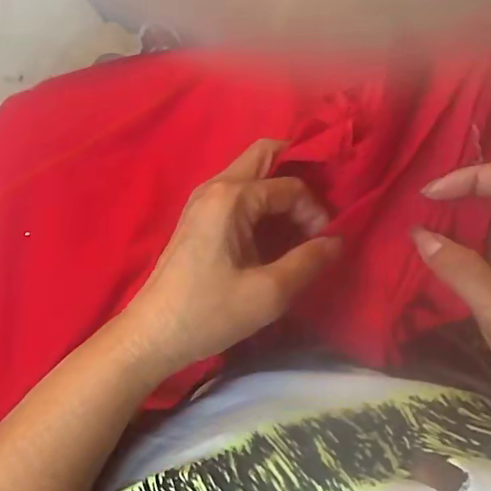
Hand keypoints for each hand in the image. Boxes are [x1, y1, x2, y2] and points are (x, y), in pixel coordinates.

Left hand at [120, 139, 342, 374]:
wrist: (153, 334)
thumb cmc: (208, 312)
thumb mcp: (269, 293)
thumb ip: (309, 261)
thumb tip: (337, 240)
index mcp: (230, 197)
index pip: (289, 184)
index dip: (314, 210)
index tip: (321, 244)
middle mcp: (214, 187)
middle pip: (265, 156)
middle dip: (299, 175)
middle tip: (319, 211)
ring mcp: (202, 201)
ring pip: (252, 177)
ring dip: (280, 193)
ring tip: (302, 228)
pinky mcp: (198, 219)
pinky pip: (238, 196)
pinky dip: (262, 207)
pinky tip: (275, 236)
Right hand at [411, 161, 490, 418]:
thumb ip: (461, 271)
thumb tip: (418, 235)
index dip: (471, 178)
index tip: (427, 195)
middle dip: (458, 195)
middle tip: (411, 208)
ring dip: (455, 217)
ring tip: (413, 222)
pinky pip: (490, 240)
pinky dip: (460, 240)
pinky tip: (430, 244)